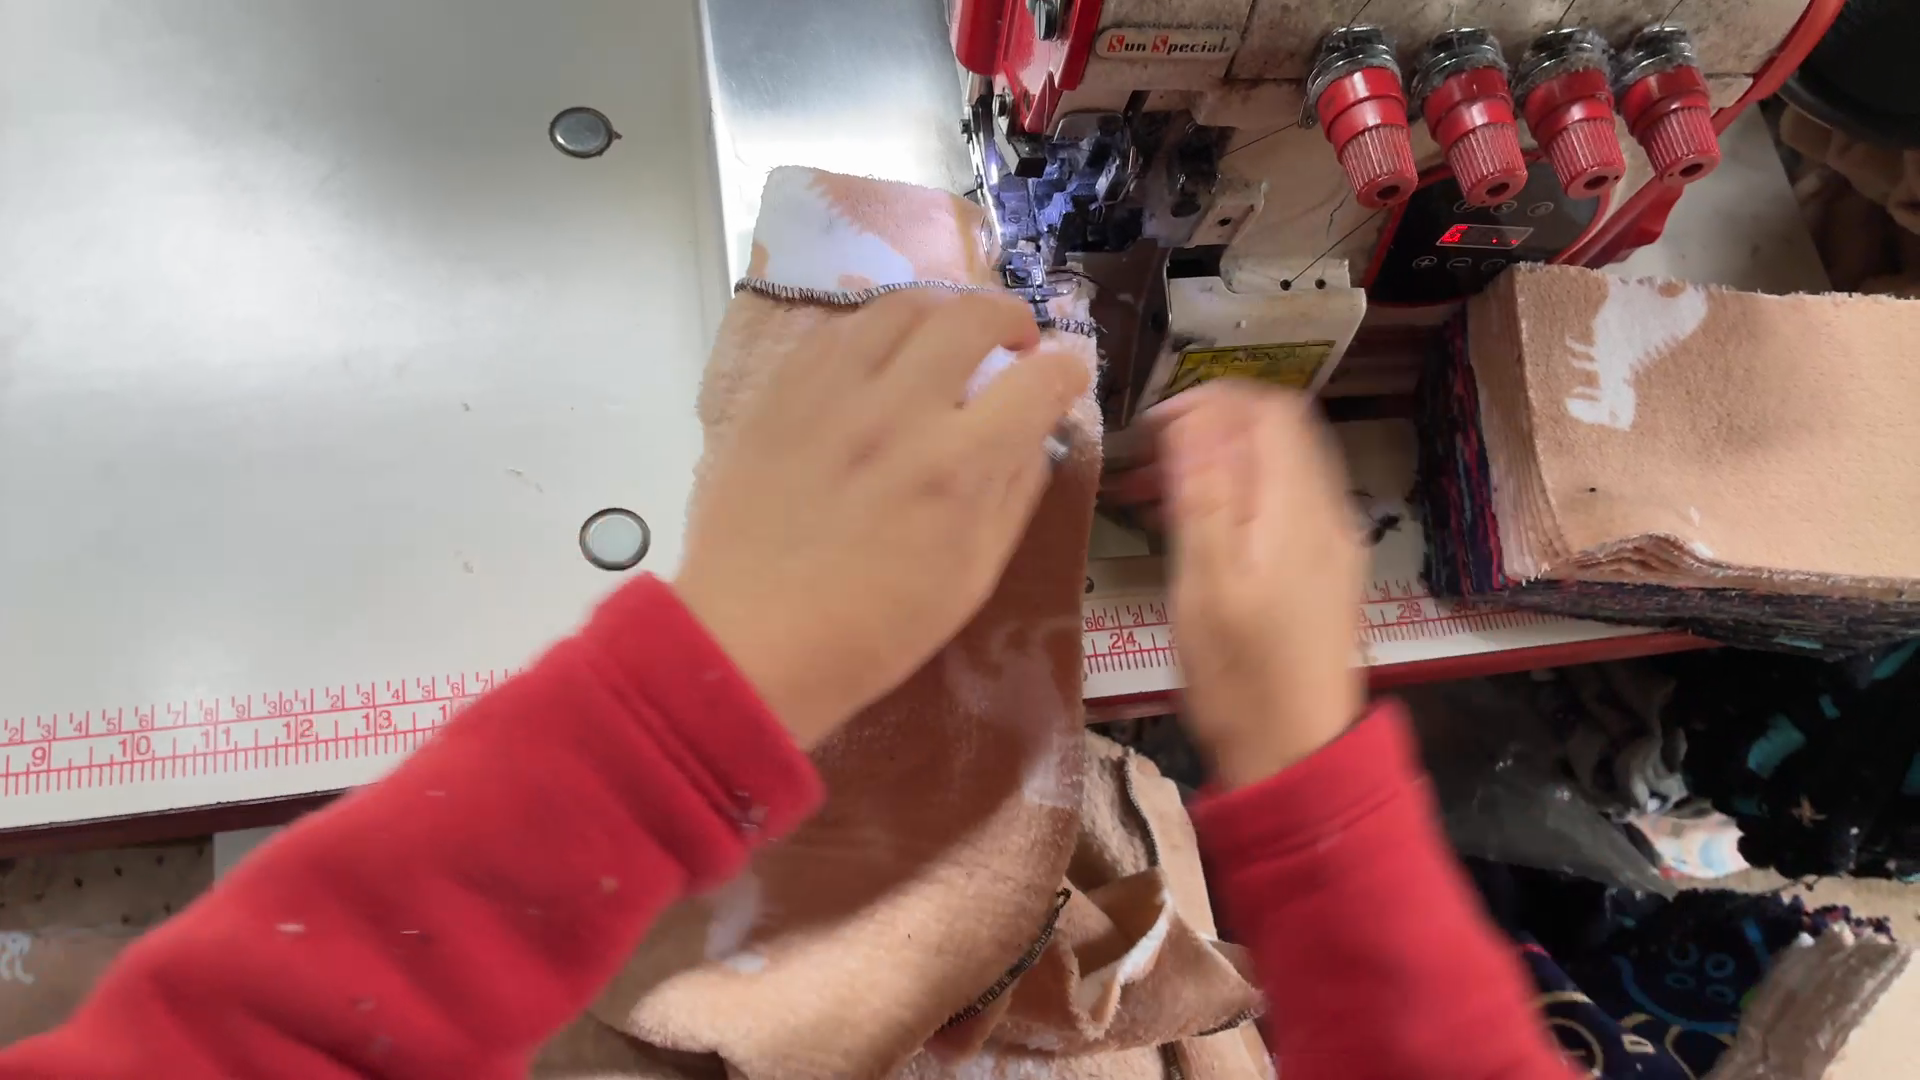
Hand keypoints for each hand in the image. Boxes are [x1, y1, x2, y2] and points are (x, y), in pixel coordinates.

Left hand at [673, 291, 1089, 747]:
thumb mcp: (972, 578)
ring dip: (945, 308)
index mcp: (959, 467)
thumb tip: (1035, 436)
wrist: (753, 640)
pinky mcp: (783, 391)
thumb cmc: (874, 630)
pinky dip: (879, 328)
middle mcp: (901, 409)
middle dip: (1011, 314)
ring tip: (950, 334)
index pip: (1038, 381)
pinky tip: (883, 356)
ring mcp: (834, 392)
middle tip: (1015, 337)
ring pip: (902, 304)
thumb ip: (1013, 495)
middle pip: (972, 316)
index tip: (1066, 374)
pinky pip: (840, 328)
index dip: (1067, 369)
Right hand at [1156, 382, 1365, 788]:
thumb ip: (1203, 496)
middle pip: (1274, 434)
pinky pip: (1279, 505)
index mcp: (1296, 509)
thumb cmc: (1239, 674)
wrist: (1296, 752)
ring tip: (1154, 493)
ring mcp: (1329, 543)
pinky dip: (1235, 496)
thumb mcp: (1205, 582)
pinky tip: (1195, 528)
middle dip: (1207, 430)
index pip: (1268, 410)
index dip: (1210, 399)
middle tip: (1144, 461)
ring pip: (1274, 469)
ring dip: (1217, 464)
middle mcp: (1325, 513)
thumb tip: (1193, 422)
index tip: (1152, 425)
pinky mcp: (1321, 570)